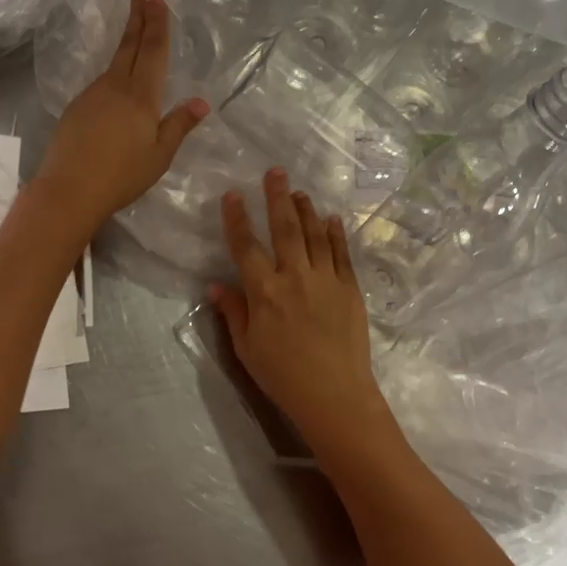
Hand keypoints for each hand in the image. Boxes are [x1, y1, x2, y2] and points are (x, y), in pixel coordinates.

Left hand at [28, 0, 209, 229]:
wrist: (69, 190)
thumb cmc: (121, 176)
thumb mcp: (159, 156)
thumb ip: (178, 126)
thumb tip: (201, 102)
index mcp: (141, 96)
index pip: (153, 50)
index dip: (156, 20)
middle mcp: (115, 87)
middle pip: (130, 45)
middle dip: (138, 15)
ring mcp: (91, 96)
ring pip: (114, 65)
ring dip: (127, 44)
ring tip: (135, 32)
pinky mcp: (75, 110)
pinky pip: (100, 86)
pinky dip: (113, 77)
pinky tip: (116, 87)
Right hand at [211, 169, 387, 442]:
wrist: (333, 393)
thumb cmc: (282, 375)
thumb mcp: (246, 348)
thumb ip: (233, 312)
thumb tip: (216, 286)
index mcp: (264, 292)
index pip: (246, 247)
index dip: (236, 219)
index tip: (232, 195)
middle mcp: (294, 277)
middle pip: (285, 228)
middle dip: (277, 198)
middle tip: (275, 172)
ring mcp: (326, 280)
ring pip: (315, 234)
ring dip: (306, 210)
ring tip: (299, 192)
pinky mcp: (350, 289)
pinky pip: (341, 253)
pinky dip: (335, 233)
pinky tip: (331, 219)